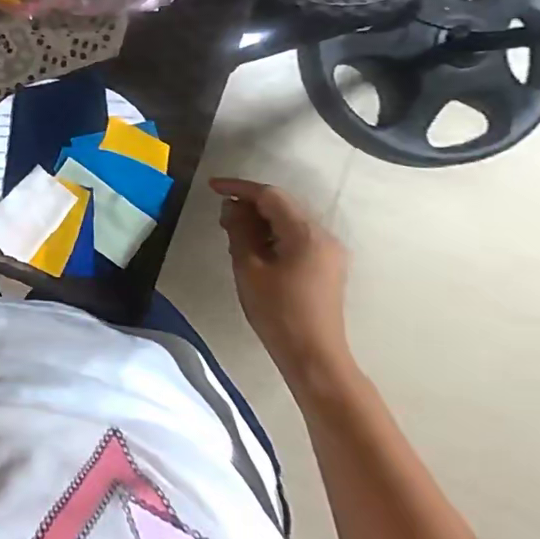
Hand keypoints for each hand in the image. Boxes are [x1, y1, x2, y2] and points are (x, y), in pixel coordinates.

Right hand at [210, 177, 352, 389]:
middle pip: (283, 205)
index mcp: (306, 234)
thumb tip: (233, 207)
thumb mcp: (248, 265)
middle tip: (220, 216)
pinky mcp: (325, 265)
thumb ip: (240, 230)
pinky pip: (295, 236)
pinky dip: (271, 233)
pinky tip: (252, 245)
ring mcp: (328, 252)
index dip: (239, 188)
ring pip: (289, 221)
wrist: (311, 352)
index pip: (271, 196)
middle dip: (249, 204)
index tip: (211, 187)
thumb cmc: (276, 308)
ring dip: (260, 220)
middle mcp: (324, 237)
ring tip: (232, 231)